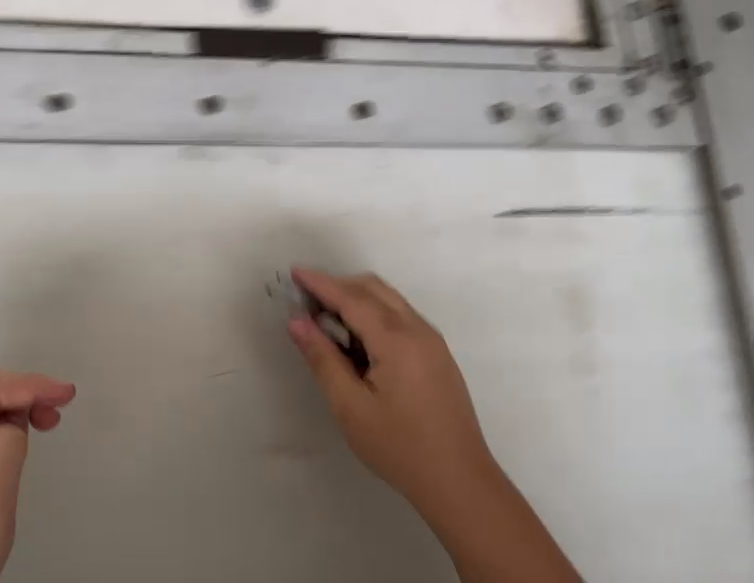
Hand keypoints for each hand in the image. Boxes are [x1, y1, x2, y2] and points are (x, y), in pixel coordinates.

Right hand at [286, 268, 502, 514]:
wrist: (460, 481)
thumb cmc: (399, 447)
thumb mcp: (351, 407)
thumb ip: (323, 359)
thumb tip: (297, 322)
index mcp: (396, 339)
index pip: (351, 298)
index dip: (321, 283)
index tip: (294, 272)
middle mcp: (417, 329)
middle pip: (372, 289)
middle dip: (338, 286)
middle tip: (306, 300)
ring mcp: (432, 340)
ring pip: (389, 300)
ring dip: (357, 298)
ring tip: (327, 320)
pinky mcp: (437, 354)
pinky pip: (401, 316)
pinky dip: (375, 313)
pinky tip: (358, 341)